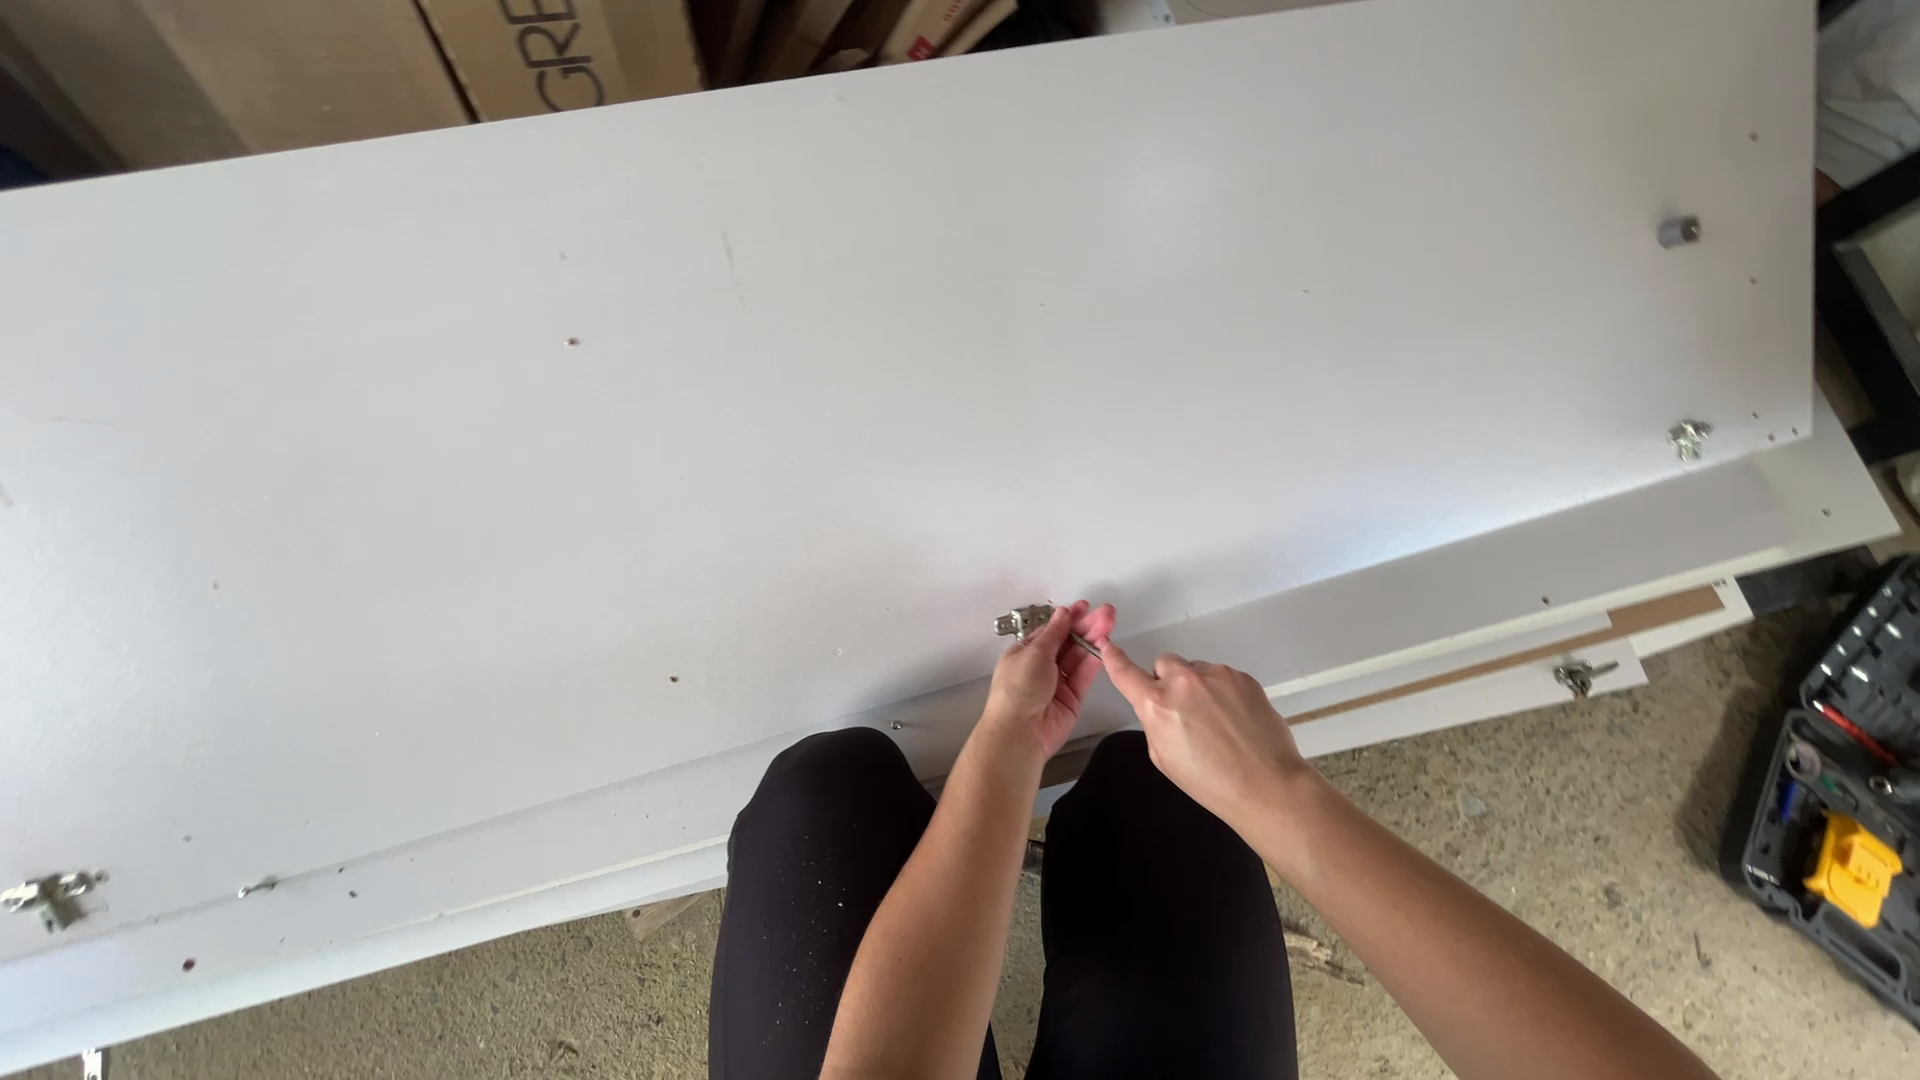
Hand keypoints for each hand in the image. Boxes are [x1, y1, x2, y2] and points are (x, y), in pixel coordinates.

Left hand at [980, 601, 1115, 758]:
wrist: (1020, 733)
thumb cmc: (1015, 694)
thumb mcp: (1034, 653)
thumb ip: (1054, 634)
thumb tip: (1062, 615)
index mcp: (1025, 653)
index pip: (1051, 631)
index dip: (1068, 618)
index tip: (1084, 607)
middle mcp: (1041, 667)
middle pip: (1068, 642)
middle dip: (1086, 626)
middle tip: (1105, 614)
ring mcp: (1057, 683)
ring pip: (1079, 656)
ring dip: (1094, 640)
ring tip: (1109, 624)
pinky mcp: (1072, 698)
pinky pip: (1085, 675)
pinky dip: (1095, 660)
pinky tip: (1105, 646)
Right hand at [1097, 637, 1311, 829]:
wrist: (1266, 785)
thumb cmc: (1210, 782)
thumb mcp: (1163, 757)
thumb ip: (1154, 720)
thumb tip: (1161, 706)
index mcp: (1157, 705)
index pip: (1126, 673)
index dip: (1114, 659)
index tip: (1108, 647)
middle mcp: (1183, 682)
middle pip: (1164, 663)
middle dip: (1168, 681)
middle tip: (1184, 711)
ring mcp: (1216, 675)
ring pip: (1195, 670)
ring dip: (1198, 686)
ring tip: (1217, 721)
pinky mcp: (1242, 677)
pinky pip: (1221, 676)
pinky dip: (1222, 692)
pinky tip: (1235, 719)